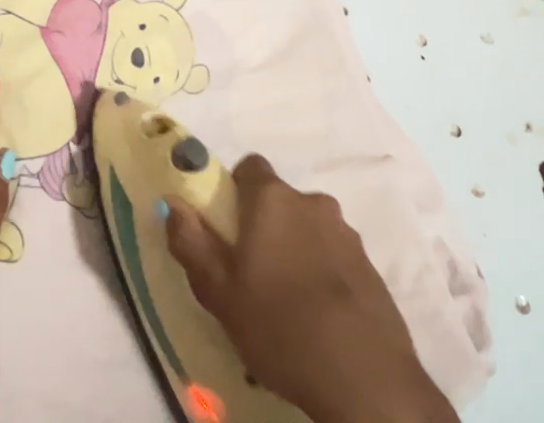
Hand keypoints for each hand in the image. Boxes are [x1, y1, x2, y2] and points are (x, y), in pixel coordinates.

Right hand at [164, 156, 458, 422]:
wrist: (362, 376)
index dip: (234, 191)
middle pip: (279, 202)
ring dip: (294, 251)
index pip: (250, 167)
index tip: (226, 228)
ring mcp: (347, 233)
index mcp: (273, 199)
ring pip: (308, 230)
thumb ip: (191, 240)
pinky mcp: (370, 266)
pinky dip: (321, 274)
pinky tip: (315, 316)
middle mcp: (312, 203)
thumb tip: (173, 201)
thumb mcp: (217, 290)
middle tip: (249, 275)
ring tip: (284, 304)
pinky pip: (333, 256)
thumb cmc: (277, 324)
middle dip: (264, 227)